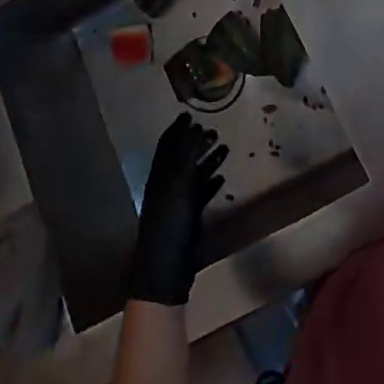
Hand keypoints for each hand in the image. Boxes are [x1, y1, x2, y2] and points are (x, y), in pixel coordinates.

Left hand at [128, 113, 228, 305]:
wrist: (165, 269)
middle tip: (213, 129)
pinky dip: (211, 183)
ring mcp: (178, 202)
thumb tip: (193, 130)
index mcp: (159, 177)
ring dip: (207, 160)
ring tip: (224, 147)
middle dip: (195, 142)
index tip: (189, 114)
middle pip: (182, 157)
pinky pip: (201, 194)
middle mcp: (166, 186)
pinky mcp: (189, 217)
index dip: (177, 129)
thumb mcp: (178, 189)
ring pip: (194, 174)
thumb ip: (185, 160)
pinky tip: (222, 178)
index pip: (167, 146)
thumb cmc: (169, 226)